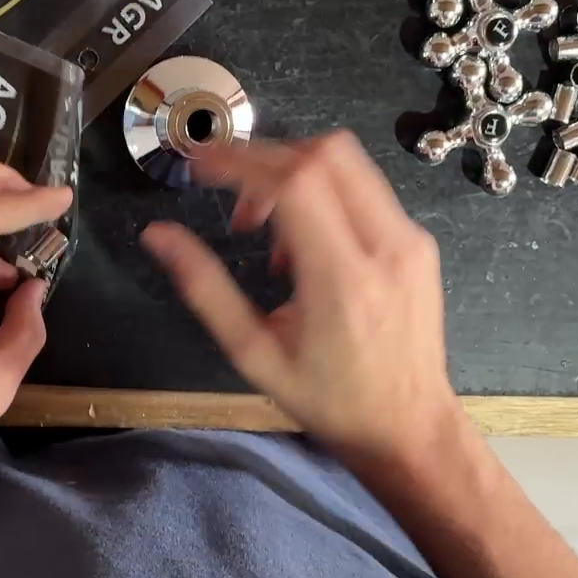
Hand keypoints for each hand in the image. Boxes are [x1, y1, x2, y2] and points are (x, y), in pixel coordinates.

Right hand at [141, 132, 464, 469]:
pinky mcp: (419, 242)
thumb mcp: (254, 354)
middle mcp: (386, 246)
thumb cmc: (328, 400)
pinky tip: (305, 244)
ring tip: (267, 229)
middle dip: (268, 159)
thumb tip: (158, 236)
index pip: (295, 181)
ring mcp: (410, 240)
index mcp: (341, 280)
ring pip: (349, 162)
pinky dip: (324, 196)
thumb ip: (205, 289)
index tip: (202, 166)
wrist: (409, 426)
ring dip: (296, 175)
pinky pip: (365, 190)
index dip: (241, 160)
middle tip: (236, 203)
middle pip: (327, 152)